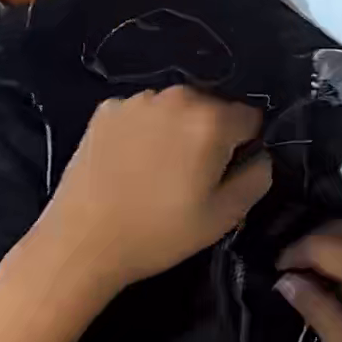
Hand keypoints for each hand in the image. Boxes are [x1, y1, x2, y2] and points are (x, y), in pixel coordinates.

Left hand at [11, 86, 271, 297]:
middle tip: (195, 175)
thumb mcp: (227, 215)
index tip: (227, 173)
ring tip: (161, 170)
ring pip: (178, 109)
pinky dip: (146, 131)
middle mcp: (176, 97)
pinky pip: (144, 114)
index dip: (246, 146)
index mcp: (211, 120)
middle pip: (214, 108)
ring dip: (179, 130)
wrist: (81, 244)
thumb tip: (259, 155)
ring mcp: (137, 100)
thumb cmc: (161, 232)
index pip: (251, 118)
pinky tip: (132, 163)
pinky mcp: (106, 110)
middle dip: (213, 134)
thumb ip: (259, 176)